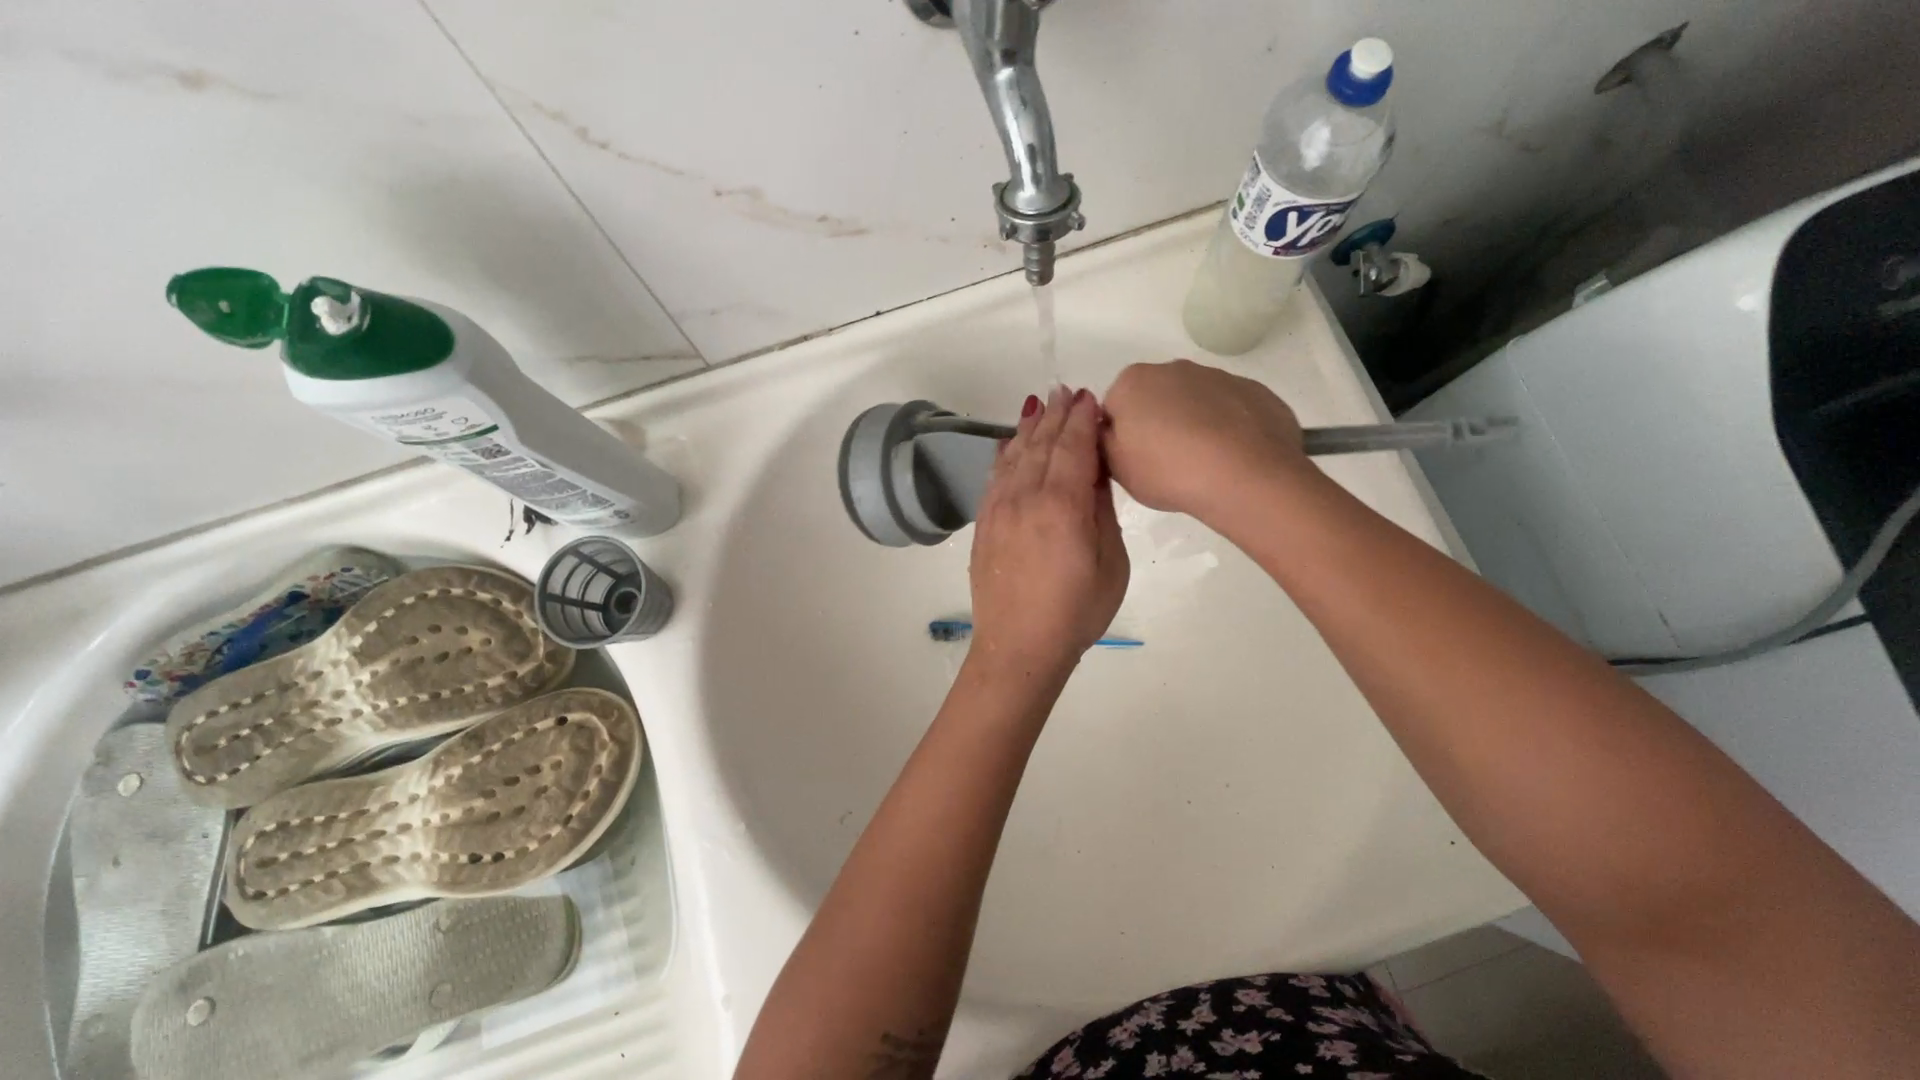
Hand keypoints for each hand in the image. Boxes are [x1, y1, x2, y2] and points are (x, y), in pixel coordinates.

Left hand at [968, 386, 1129, 676]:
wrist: (1018, 648)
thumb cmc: (1076, 612)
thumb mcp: (1111, 564)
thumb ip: (1102, 511)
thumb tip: (1095, 472)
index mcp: (1062, 505)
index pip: (1073, 446)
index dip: (1082, 419)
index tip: (1089, 397)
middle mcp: (1025, 497)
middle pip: (1041, 444)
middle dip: (1056, 415)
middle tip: (1066, 391)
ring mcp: (998, 510)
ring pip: (1014, 455)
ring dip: (1029, 428)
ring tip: (1040, 405)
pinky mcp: (984, 525)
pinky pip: (995, 476)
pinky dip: (1005, 453)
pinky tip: (1011, 443)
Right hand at [1100, 359, 1308, 525]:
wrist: (1247, 476)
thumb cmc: (1168, 470)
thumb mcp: (1116, 467)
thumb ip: (1103, 441)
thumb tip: (1110, 429)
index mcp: (1132, 381)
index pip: (1113, 406)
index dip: (1119, 436)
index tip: (1132, 461)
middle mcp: (1174, 368)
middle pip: (1155, 398)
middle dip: (1157, 424)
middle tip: (1165, 464)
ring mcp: (1219, 376)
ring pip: (1195, 402)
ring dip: (1194, 425)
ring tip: (1203, 465)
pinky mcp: (1255, 391)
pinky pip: (1231, 410)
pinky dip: (1228, 428)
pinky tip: (1232, 458)